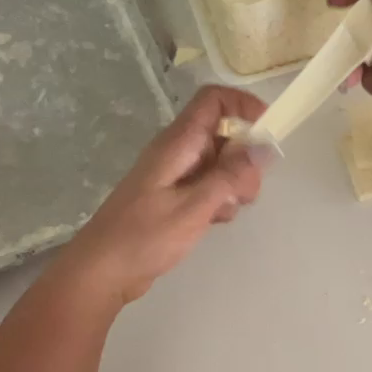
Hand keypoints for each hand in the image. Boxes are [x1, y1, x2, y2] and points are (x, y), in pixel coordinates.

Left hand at [54, 86, 270, 305]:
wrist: (103, 271)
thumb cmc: (143, 237)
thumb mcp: (193, 207)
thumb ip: (230, 176)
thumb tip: (264, 147)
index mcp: (178, 144)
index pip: (214, 100)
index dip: (244, 106)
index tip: (268, 132)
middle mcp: (177, 152)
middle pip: (223, 134)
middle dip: (246, 158)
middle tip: (246, 193)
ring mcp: (176, 176)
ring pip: (220, 164)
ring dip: (235, 183)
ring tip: (226, 211)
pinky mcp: (175, 198)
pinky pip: (209, 187)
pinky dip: (220, 200)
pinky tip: (215, 222)